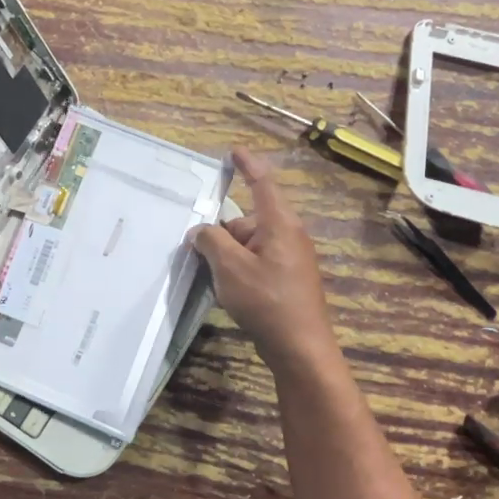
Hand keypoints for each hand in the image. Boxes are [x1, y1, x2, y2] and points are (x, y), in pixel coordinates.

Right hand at [187, 148, 335, 364]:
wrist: (300, 347)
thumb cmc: (266, 300)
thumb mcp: (229, 267)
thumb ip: (210, 241)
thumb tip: (200, 232)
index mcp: (279, 224)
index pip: (261, 184)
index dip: (247, 166)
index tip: (233, 152)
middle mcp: (288, 235)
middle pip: (246, 220)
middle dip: (221, 232)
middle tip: (198, 252)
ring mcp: (290, 257)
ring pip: (248, 243)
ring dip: (227, 255)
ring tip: (214, 279)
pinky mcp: (288, 278)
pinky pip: (256, 260)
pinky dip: (238, 268)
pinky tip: (229, 290)